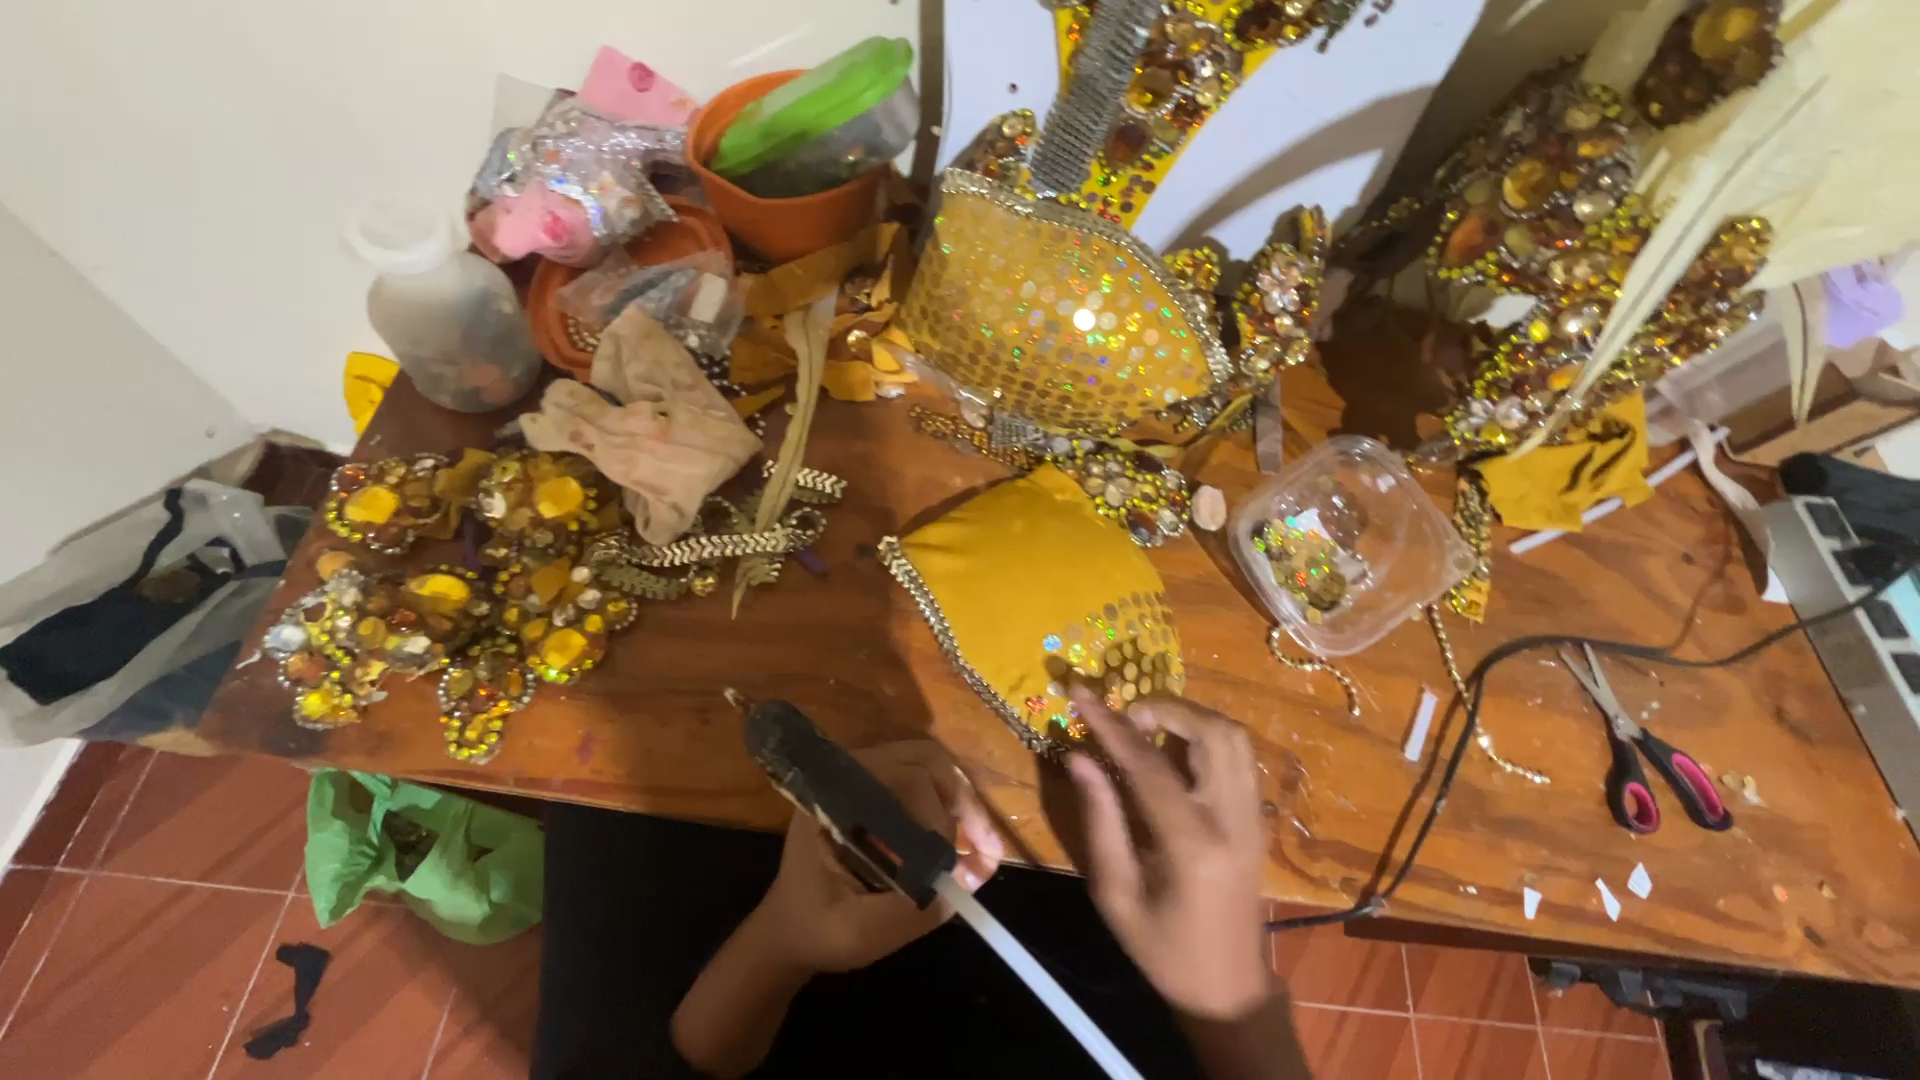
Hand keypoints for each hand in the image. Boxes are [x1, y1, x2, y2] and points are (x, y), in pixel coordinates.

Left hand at [755, 740, 1004, 973]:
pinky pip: (928, 784)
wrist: (788, 933)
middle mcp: (850, 776)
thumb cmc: (815, 931)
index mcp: (832, 800)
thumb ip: (913, 911)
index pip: (900, 779)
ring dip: (962, 805)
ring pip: (932, 768)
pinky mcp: (881, 793)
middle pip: (923, 762)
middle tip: (988, 850)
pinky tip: (965, 847)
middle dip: (961, 803)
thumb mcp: (859, 934)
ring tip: (983, 849)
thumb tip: (973, 878)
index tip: (951, 865)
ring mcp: (867, 780)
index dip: (934, 814)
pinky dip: (953, 810)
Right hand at [1067, 688, 1271, 1019]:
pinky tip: (1174, 751)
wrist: (1228, 988)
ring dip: (1189, 718)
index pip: (1149, 764)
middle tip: (1125, 718)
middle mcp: (1233, 820)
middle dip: (1166, 708)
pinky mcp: (1258, 818)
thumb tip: (1079, 757)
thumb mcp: (1116, 893)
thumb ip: (1099, 820)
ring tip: (1148, 728)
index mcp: (1193, 845)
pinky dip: (1206, 736)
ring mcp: (1254, 817)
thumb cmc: (1162, 949)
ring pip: (1234, 736)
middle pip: (1213, 732)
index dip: (1110, 725)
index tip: (1080, 693)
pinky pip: (1239, 755)